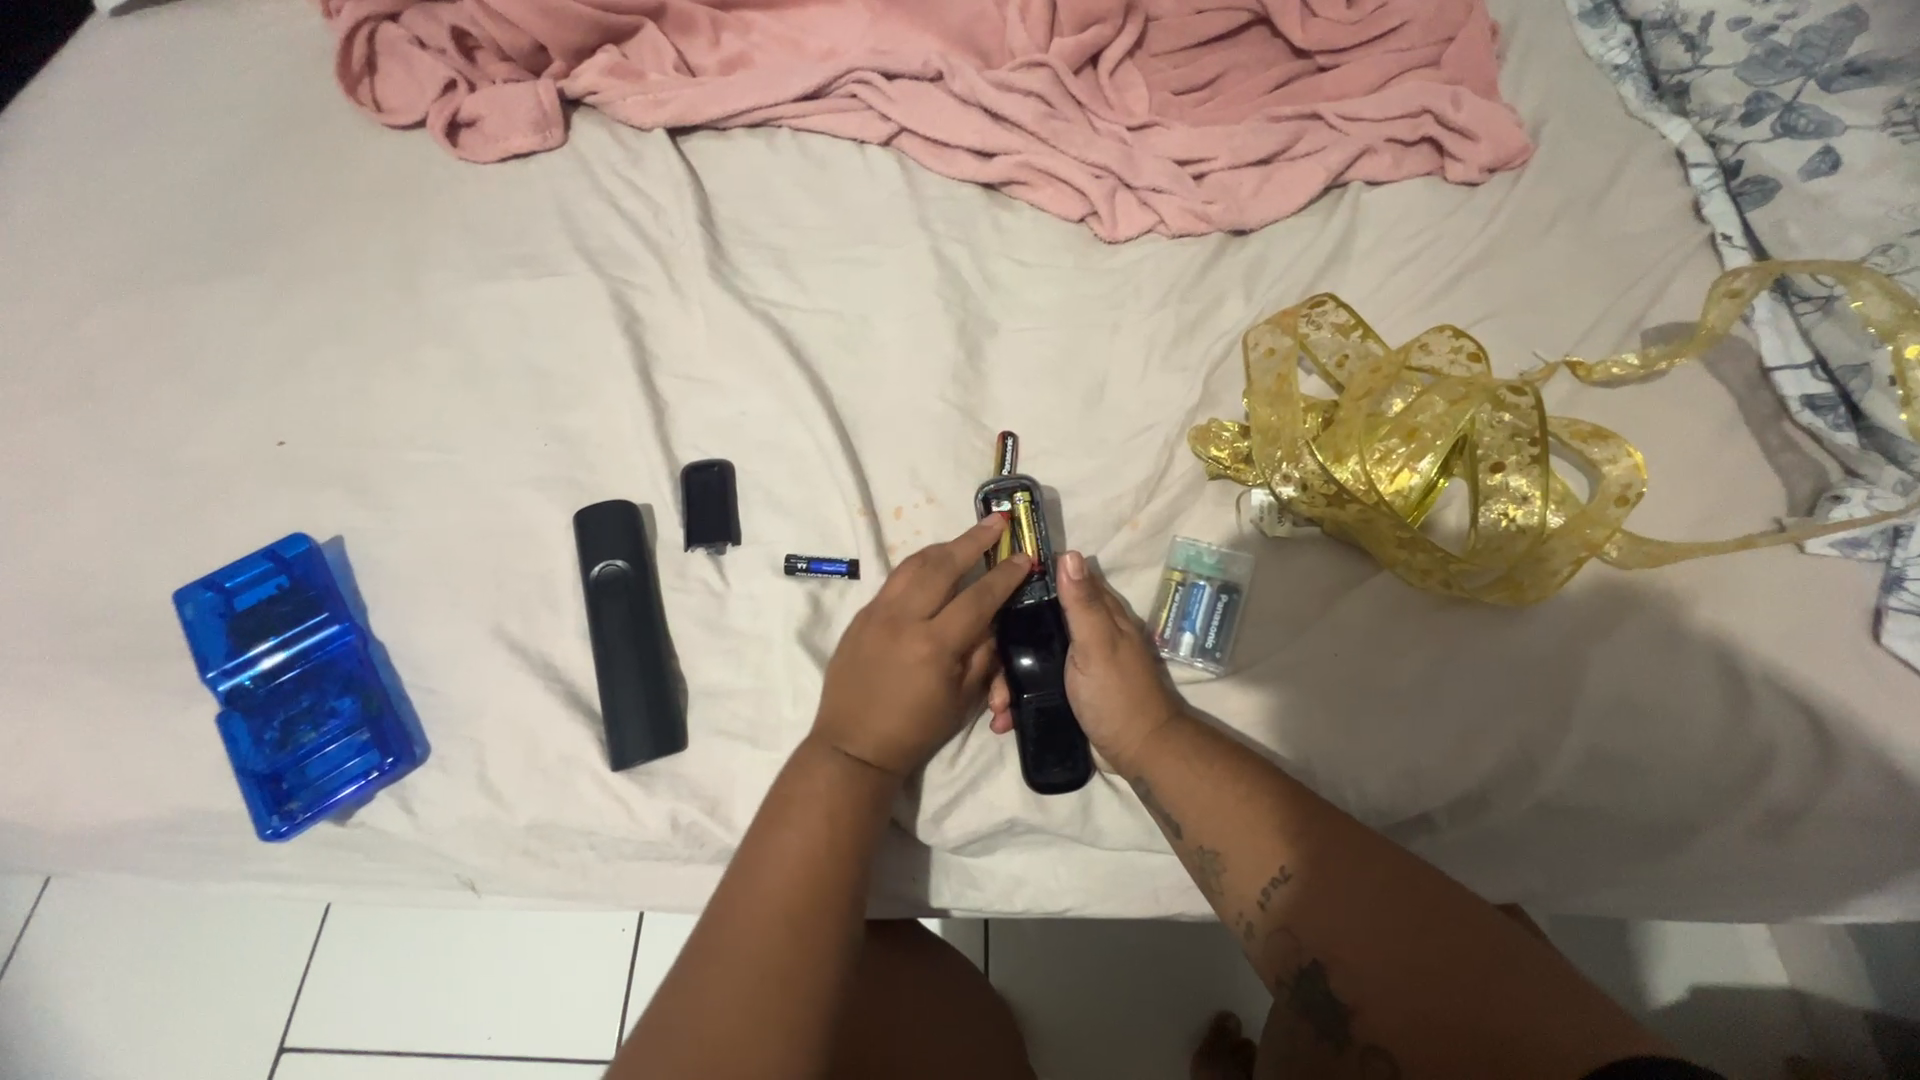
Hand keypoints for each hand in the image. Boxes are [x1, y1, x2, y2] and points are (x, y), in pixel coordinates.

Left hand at [812, 517, 1032, 779]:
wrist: (853, 746)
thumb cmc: (916, 730)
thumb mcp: (962, 699)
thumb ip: (982, 653)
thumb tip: (993, 617)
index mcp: (934, 645)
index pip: (978, 597)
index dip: (1004, 575)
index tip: (1024, 557)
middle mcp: (903, 619)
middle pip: (942, 564)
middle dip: (973, 540)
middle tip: (997, 521)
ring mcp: (876, 613)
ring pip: (913, 564)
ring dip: (943, 547)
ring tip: (966, 539)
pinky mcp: (860, 616)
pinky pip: (894, 580)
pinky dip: (918, 566)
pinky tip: (933, 566)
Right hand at [988, 550, 1182, 773]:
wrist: (1138, 752)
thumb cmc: (1118, 694)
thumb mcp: (1098, 644)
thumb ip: (1082, 604)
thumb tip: (1068, 553)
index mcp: (1098, 615)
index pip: (1060, 584)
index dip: (1027, 583)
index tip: (991, 589)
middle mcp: (1086, 634)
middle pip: (1037, 625)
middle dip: (1007, 645)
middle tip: (985, 665)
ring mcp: (1076, 665)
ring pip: (1031, 659)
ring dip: (1009, 679)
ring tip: (996, 704)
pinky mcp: (1068, 691)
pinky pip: (1034, 687)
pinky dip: (1018, 700)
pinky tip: (1004, 718)